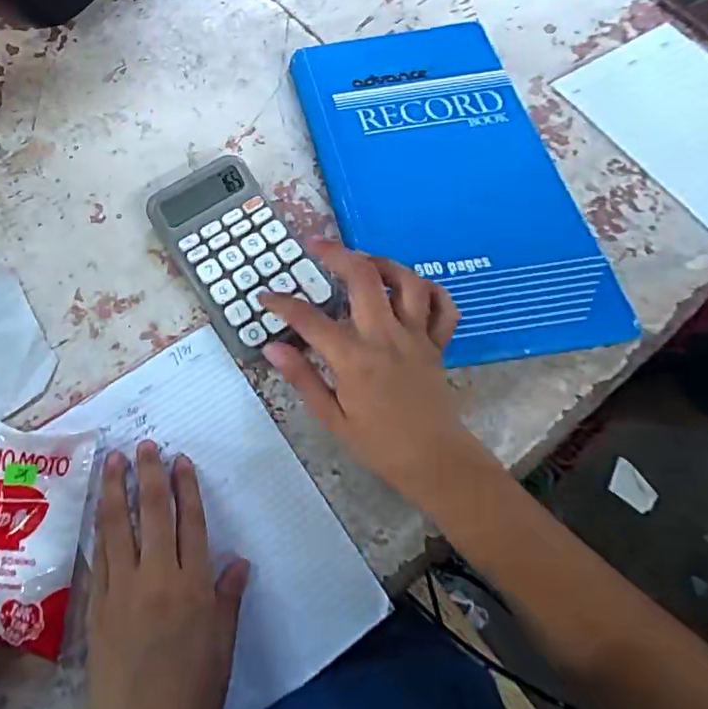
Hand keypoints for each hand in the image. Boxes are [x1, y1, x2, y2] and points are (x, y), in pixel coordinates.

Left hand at [82, 443, 248, 708]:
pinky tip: (96, 509)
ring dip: (113, 488)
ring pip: (116, 525)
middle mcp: (156, 577)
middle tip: (144, 445)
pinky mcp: (96, 603)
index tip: (179, 460)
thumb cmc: (192, 699)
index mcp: (193, 588)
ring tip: (112, 459)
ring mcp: (121, 587)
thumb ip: (228, 600)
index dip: (185, 487)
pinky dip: (98, 526)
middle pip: (151, 513)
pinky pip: (98, 554)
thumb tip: (238, 559)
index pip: (190, 523)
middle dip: (148, 474)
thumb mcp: (222, 651)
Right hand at [260, 241, 481, 499]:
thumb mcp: (331, 417)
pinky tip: (408, 289)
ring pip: (407, 282)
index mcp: (354, 358)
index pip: (310, 319)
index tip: (265, 297)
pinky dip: (428, 290)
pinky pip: (442, 306)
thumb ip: (302, 377)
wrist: (436, 462)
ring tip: (362, 261)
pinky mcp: (437, 344)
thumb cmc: (378, 443)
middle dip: (336, 254)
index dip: (283, 304)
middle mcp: (386, 337)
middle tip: (315, 246)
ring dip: (383, 263)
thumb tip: (272, 347)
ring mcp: (416, 337)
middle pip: (364, 278)